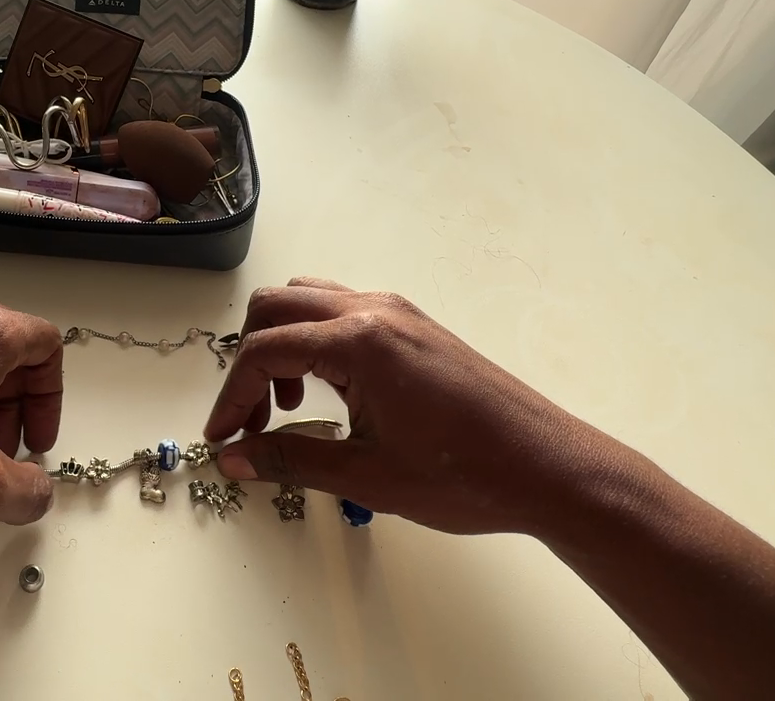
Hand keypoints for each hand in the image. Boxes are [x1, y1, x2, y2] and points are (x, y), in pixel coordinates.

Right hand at [204, 277, 636, 535]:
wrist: (553, 468)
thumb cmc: (465, 477)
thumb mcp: (368, 476)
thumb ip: (290, 460)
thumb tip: (231, 461)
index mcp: (358, 340)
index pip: (264, 352)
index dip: (231, 396)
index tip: (221, 437)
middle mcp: (370, 308)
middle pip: (274, 307)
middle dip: (248, 361)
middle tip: (251, 420)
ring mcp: (393, 309)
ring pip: (305, 298)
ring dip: (280, 343)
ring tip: (291, 404)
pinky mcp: (410, 321)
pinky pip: (338, 309)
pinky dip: (312, 338)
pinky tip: (330, 388)